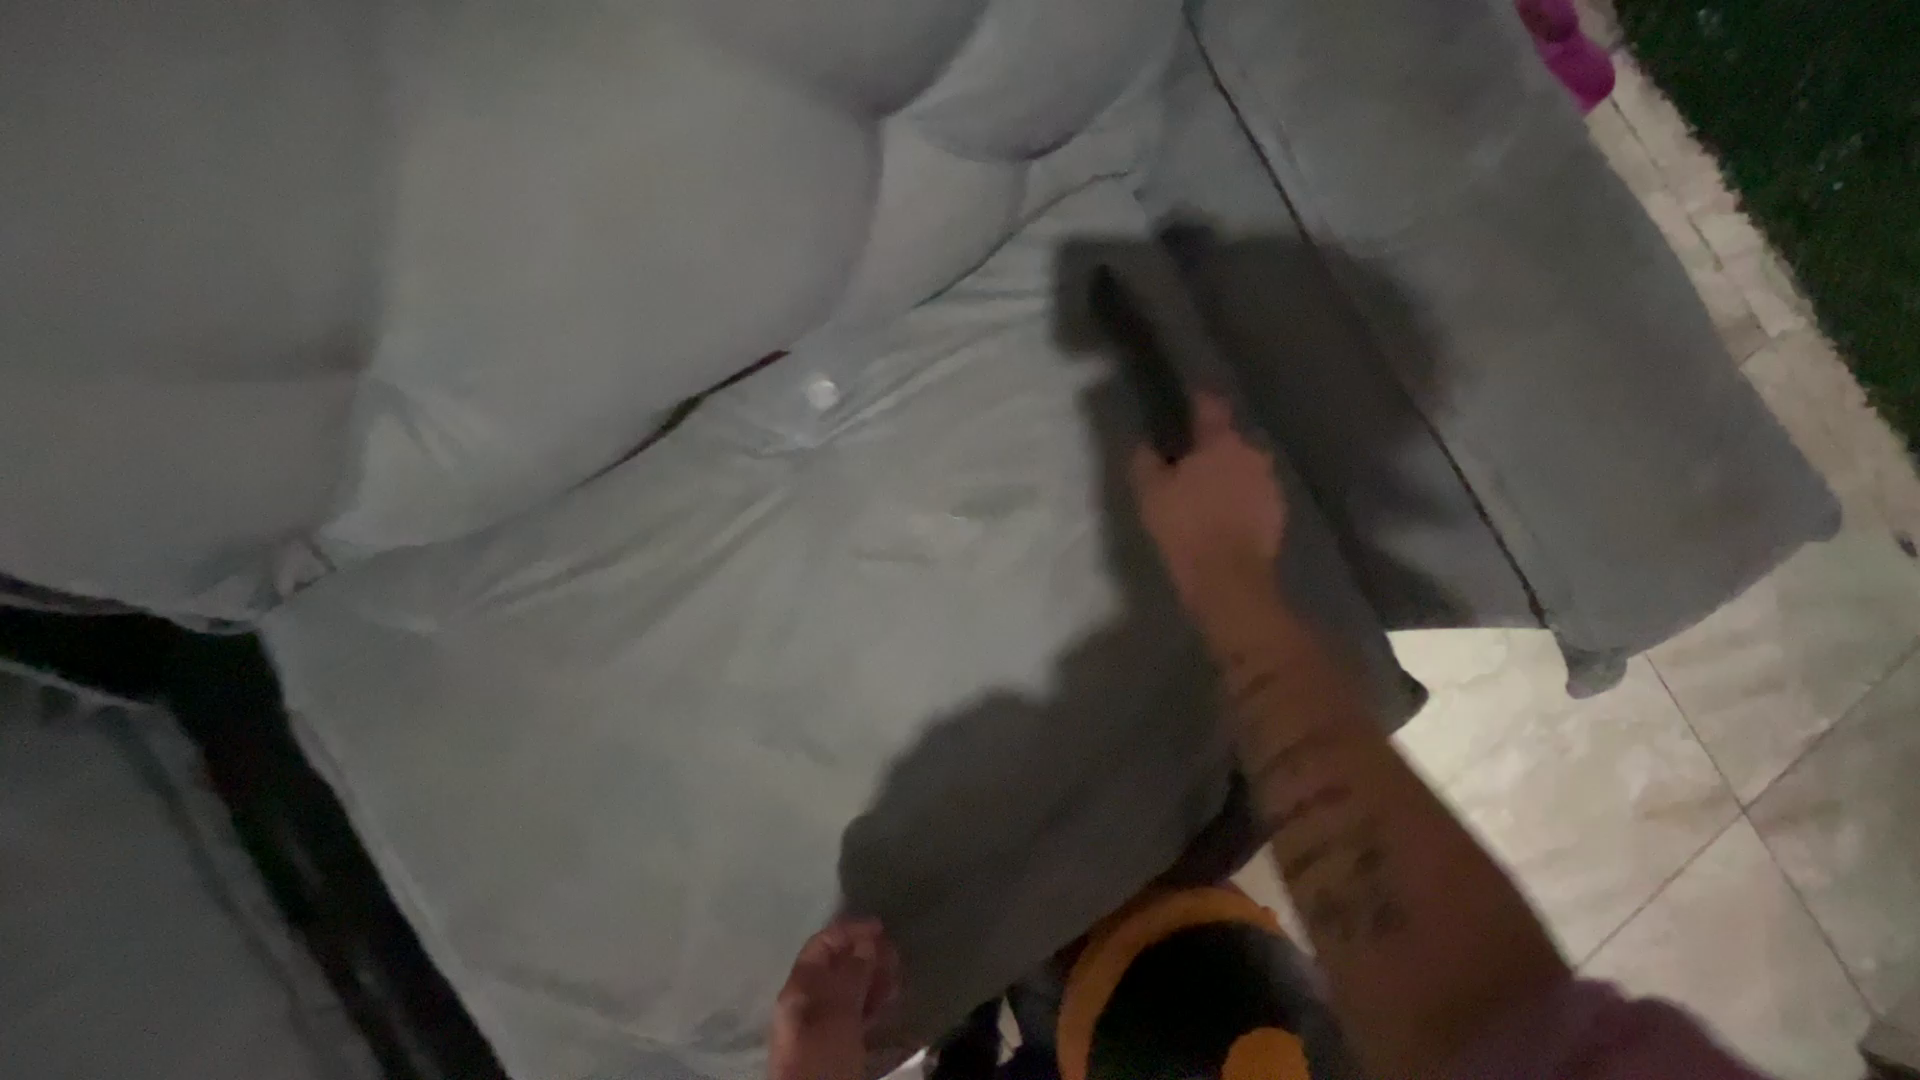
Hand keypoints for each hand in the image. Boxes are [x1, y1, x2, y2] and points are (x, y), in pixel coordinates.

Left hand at [768, 917, 898, 1079]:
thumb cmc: (822, 1060)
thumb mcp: (839, 1013)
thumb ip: (852, 974)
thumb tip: (866, 940)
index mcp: (798, 990)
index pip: (821, 946)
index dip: (850, 931)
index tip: (883, 927)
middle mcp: (805, 1005)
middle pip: (836, 968)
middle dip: (866, 955)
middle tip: (897, 956)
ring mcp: (819, 1031)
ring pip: (847, 993)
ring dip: (872, 980)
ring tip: (898, 981)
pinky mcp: (834, 1054)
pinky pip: (854, 1018)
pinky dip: (872, 1007)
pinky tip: (890, 1009)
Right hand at [1128, 394, 1286, 616]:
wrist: (1229, 578)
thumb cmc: (1185, 527)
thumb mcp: (1150, 493)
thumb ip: (1145, 461)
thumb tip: (1144, 443)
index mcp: (1221, 441)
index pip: (1210, 405)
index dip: (1196, 398)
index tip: (1184, 398)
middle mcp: (1252, 453)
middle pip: (1228, 439)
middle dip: (1210, 445)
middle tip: (1187, 459)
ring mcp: (1269, 482)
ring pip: (1243, 467)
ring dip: (1227, 473)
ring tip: (1204, 491)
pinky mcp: (1277, 511)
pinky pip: (1253, 494)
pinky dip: (1239, 498)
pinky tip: (1222, 515)